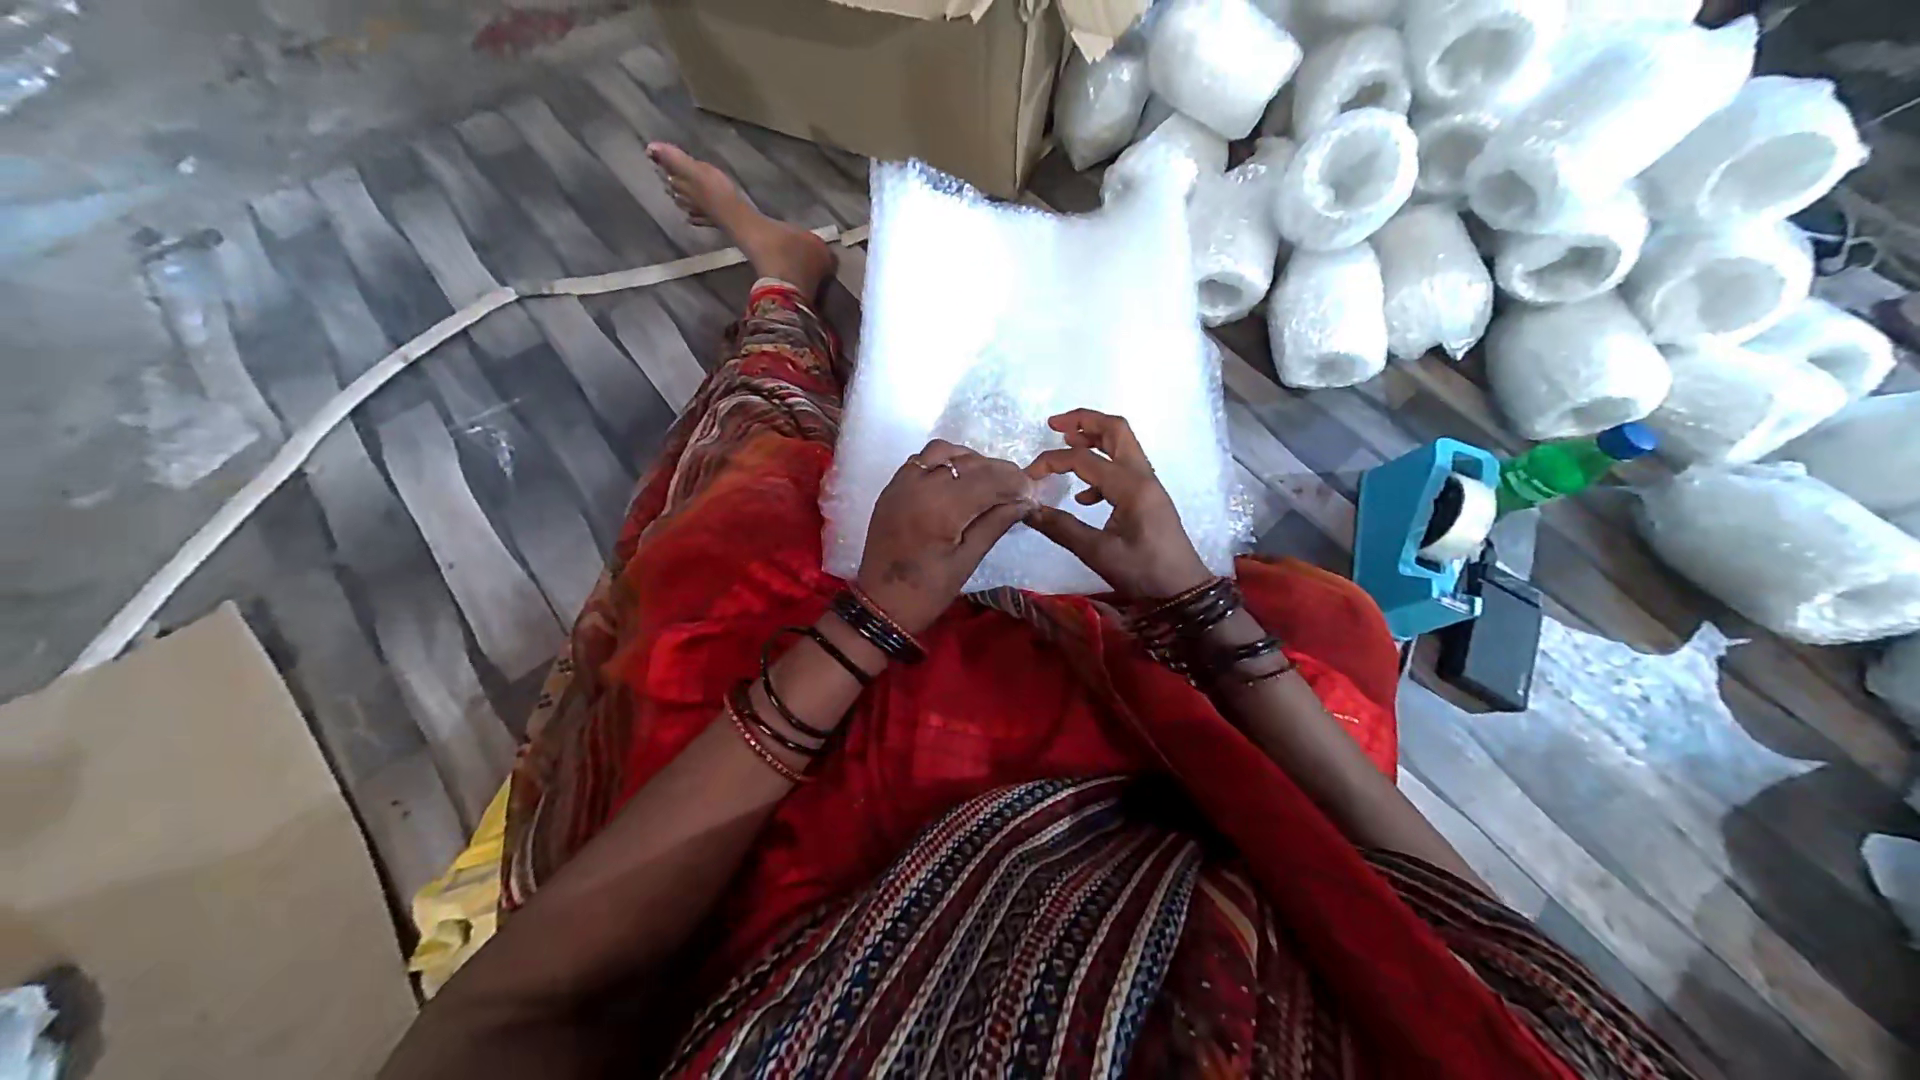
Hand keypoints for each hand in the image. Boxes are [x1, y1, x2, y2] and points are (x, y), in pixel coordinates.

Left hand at [854, 440, 1037, 633]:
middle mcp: (920, 486)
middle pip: (970, 463)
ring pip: (945, 452)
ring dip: (971, 461)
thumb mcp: (967, 560)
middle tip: (1017, 489)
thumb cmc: (927, 591)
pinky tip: (958, 480)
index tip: (1032, 493)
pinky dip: (945, 461)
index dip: (1015, 483)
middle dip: (999, 472)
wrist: (880, 603)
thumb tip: (1025, 501)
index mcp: (940, 509)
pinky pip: (922, 458)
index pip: (989, 480)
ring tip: (988, 481)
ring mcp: (902, 482)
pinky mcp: (893, 486)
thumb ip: (995, 523)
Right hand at [1023, 409, 1212, 600]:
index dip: (1052, 461)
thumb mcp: (1098, 553)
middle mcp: (1142, 476)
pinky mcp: (1148, 497)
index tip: (1028, 475)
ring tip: (1066, 445)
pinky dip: (1101, 468)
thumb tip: (1027, 509)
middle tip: (1054, 424)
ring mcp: (1148, 485)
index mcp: (1131, 486)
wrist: (1183, 591)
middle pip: (1115, 430)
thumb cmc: (1144, 572)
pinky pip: (1123, 468)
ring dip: (1094, 439)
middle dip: (1084, 421)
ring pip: (1122, 445)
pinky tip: (1083, 495)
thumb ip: (1061, 528)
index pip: (1084, 459)